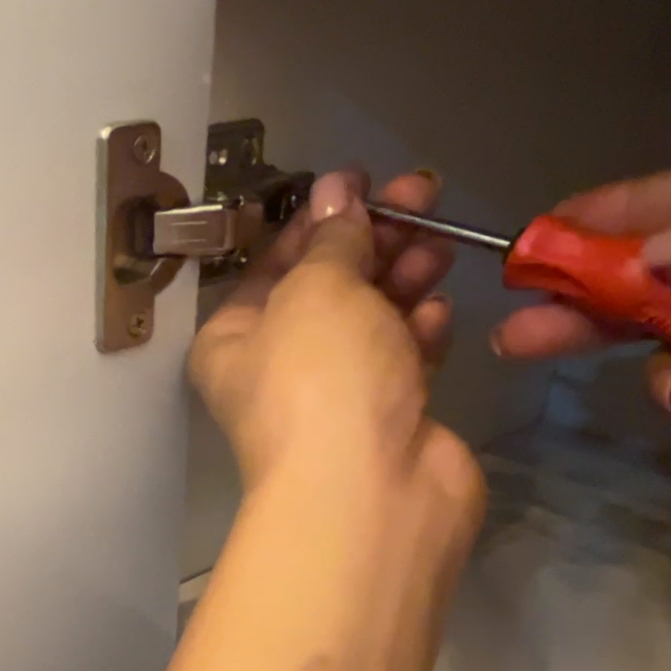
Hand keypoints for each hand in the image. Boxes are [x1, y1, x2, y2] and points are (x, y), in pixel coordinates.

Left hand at [191, 169, 482, 525]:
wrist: (368, 492)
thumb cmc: (320, 380)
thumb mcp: (315, 291)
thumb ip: (331, 240)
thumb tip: (336, 194)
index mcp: (231, 339)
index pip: (271, 264)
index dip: (316, 219)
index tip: (363, 179)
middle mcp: (273, 367)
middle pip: (326, 288)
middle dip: (372, 240)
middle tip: (425, 194)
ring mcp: (331, 395)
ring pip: (369, 319)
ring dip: (402, 278)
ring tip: (438, 246)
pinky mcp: (385, 417)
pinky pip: (401, 357)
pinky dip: (418, 330)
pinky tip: (438, 308)